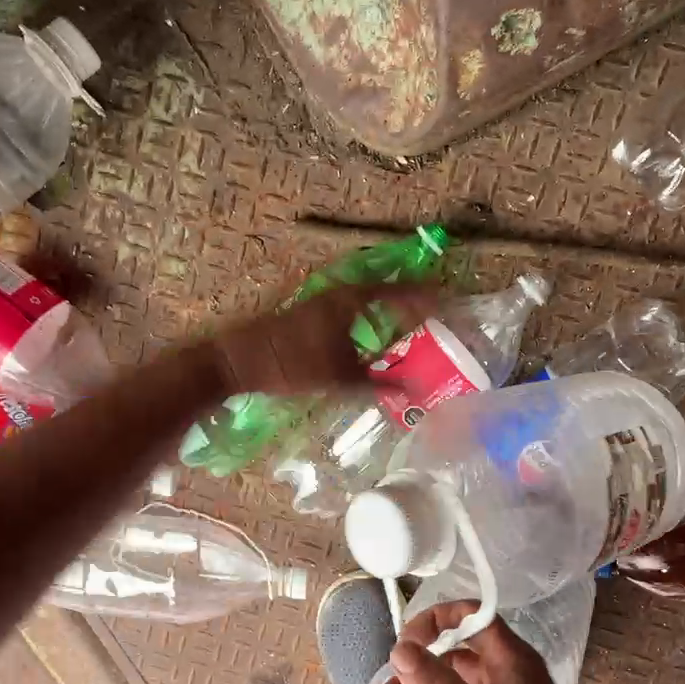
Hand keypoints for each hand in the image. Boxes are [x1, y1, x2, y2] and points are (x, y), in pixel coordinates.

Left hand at [210, 283, 432, 395]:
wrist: (238, 360)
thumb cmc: (290, 364)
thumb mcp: (339, 379)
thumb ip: (378, 385)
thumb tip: (414, 392)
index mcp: (350, 299)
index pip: (397, 292)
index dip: (422, 297)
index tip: (446, 301)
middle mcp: (339, 293)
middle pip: (383, 291)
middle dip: (408, 302)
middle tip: (433, 314)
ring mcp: (322, 301)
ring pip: (365, 300)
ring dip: (387, 310)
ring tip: (410, 326)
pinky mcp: (310, 313)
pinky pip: (351, 309)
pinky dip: (368, 318)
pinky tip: (372, 339)